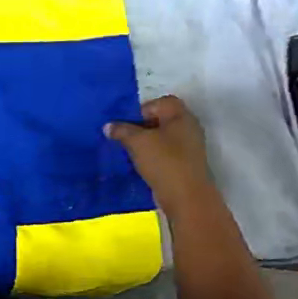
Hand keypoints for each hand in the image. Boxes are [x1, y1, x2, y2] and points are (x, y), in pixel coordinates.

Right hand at [105, 96, 216, 212]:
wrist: (186, 196)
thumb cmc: (163, 162)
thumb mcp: (137, 142)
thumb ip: (121, 131)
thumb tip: (108, 126)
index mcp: (181, 116)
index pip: (161, 102)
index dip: (142, 109)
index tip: (126, 124)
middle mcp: (188, 127)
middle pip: (161, 119)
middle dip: (141, 127)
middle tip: (124, 137)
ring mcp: (188, 146)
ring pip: (162, 137)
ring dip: (145, 143)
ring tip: (129, 152)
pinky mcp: (185, 163)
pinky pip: (165, 153)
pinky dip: (152, 156)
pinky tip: (140, 165)